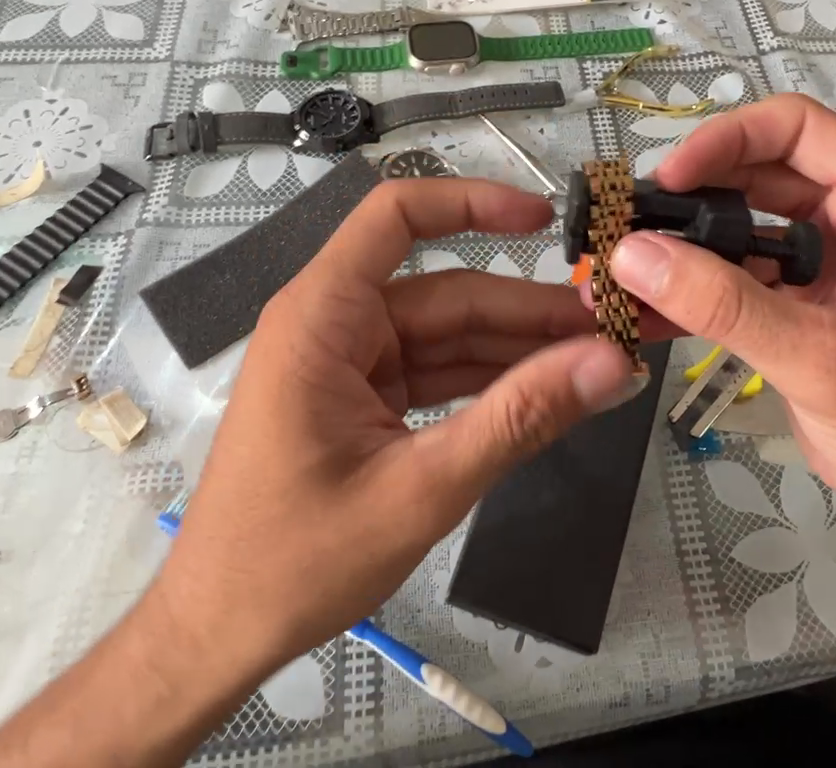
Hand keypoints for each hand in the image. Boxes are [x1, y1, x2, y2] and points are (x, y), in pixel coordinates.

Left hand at [150, 179, 639, 683]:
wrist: (218, 633)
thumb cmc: (295, 561)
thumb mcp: (421, 488)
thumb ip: (519, 420)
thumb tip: (611, 364)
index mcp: (323, 318)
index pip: (397, 217)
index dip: (475, 202)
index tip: (547, 221)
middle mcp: (334, 325)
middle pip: (448, 293)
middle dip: (531, 311)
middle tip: (617, 329)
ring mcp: (349, 365)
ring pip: (450, 337)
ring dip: (521, 351)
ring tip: (601, 363)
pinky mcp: (361, 402)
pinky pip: (437, 374)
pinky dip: (490, 384)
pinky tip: (550, 395)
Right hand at [601, 94, 835, 537]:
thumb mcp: (820, 356)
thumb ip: (724, 303)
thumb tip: (629, 253)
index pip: (797, 128)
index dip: (726, 140)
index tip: (666, 180)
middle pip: (757, 172)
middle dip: (690, 195)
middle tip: (625, 224)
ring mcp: (822, 256)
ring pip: (738, 222)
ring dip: (682, 243)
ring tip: (620, 265)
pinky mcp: (796, 298)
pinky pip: (733, 272)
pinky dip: (691, 286)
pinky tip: (643, 306)